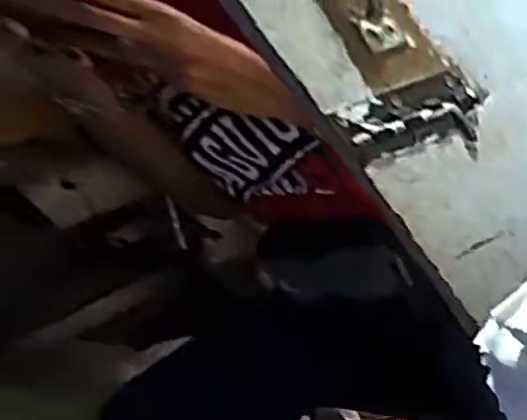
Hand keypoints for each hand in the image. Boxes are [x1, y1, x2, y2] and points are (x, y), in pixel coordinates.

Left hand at [1, 0, 304, 121]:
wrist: (288, 94)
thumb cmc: (251, 69)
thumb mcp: (199, 37)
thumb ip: (160, 26)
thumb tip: (125, 28)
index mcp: (162, 12)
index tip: (31, 0)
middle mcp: (155, 28)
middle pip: (79, 5)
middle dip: (39, 4)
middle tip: (8, 6)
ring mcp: (164, 54)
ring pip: (90, 33)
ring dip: (51, 28)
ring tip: (18, 22)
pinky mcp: (176, 80)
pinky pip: (120, 65)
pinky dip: (88, 57)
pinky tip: (65, 54)